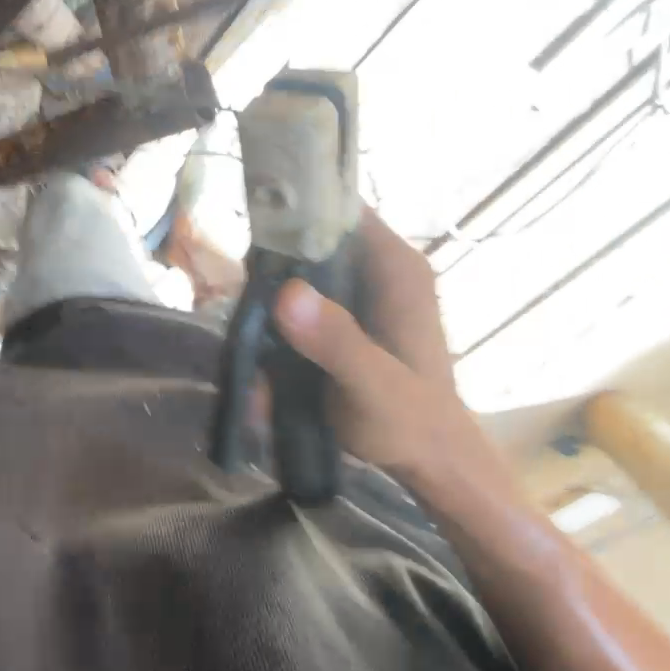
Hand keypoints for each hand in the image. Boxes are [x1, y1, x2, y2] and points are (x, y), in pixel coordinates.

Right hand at [271, 211, 485, 486]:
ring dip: (263, 299)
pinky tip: (259, 355)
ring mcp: (355, 294)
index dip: (295, 209)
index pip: (340, 209)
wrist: (429, 461)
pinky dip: (271, 323)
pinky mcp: (338, 318)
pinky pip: (293, 302)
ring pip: (294, 271)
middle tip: (240, 303)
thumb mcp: (374, 386)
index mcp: (397, 270)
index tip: (249, 232)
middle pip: (307, 238)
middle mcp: (375, 271)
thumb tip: (286, 293)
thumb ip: (336, 341)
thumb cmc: (410, 422)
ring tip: (246, 336)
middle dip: (268, 265)